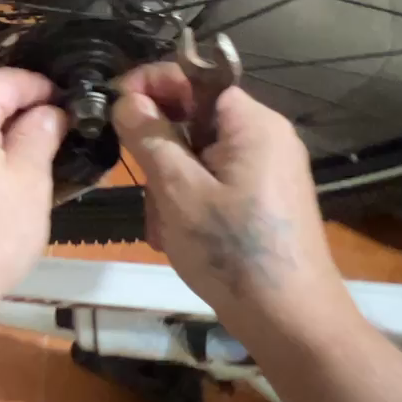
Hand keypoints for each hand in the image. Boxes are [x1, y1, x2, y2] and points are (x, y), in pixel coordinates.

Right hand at [111, 62, 352, 333]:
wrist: (292, 324)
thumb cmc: (233, 251)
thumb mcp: (177, 190)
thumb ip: (149, 136)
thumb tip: (125, 98)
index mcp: (252, 124)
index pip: (192, 78)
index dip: (148, 85)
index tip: (109, 107)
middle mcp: (263, 137)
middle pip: (191, 116)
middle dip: (156, 147)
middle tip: (138, 183)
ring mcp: (264, 169)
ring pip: (195, 152)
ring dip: (167, 181)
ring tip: (162, 224)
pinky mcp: (260, 197)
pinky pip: (210, 178)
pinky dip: (186, 198)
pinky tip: (177, 234)